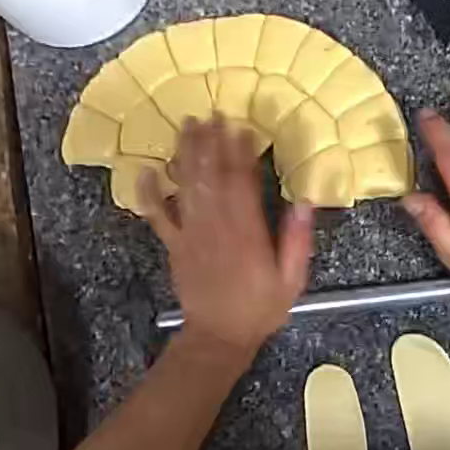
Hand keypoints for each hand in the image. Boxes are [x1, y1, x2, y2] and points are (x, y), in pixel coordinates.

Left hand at [142, 117, 314, 356]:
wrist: (219, 336)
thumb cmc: (260, 308)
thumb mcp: (291, 280)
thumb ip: (297, 241)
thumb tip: (304, 202)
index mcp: (247, 231)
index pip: (242, 181)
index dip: (242, 151)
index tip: (243, 126)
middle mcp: (216, 225)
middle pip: (212, 174)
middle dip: (212, 141)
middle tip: (212, 112)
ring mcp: (191, 233)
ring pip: (186, 185)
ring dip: (186, 153)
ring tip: (188, 125)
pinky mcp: (174, 245)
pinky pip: (157, 215)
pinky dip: (149, 192)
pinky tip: (145, 170)